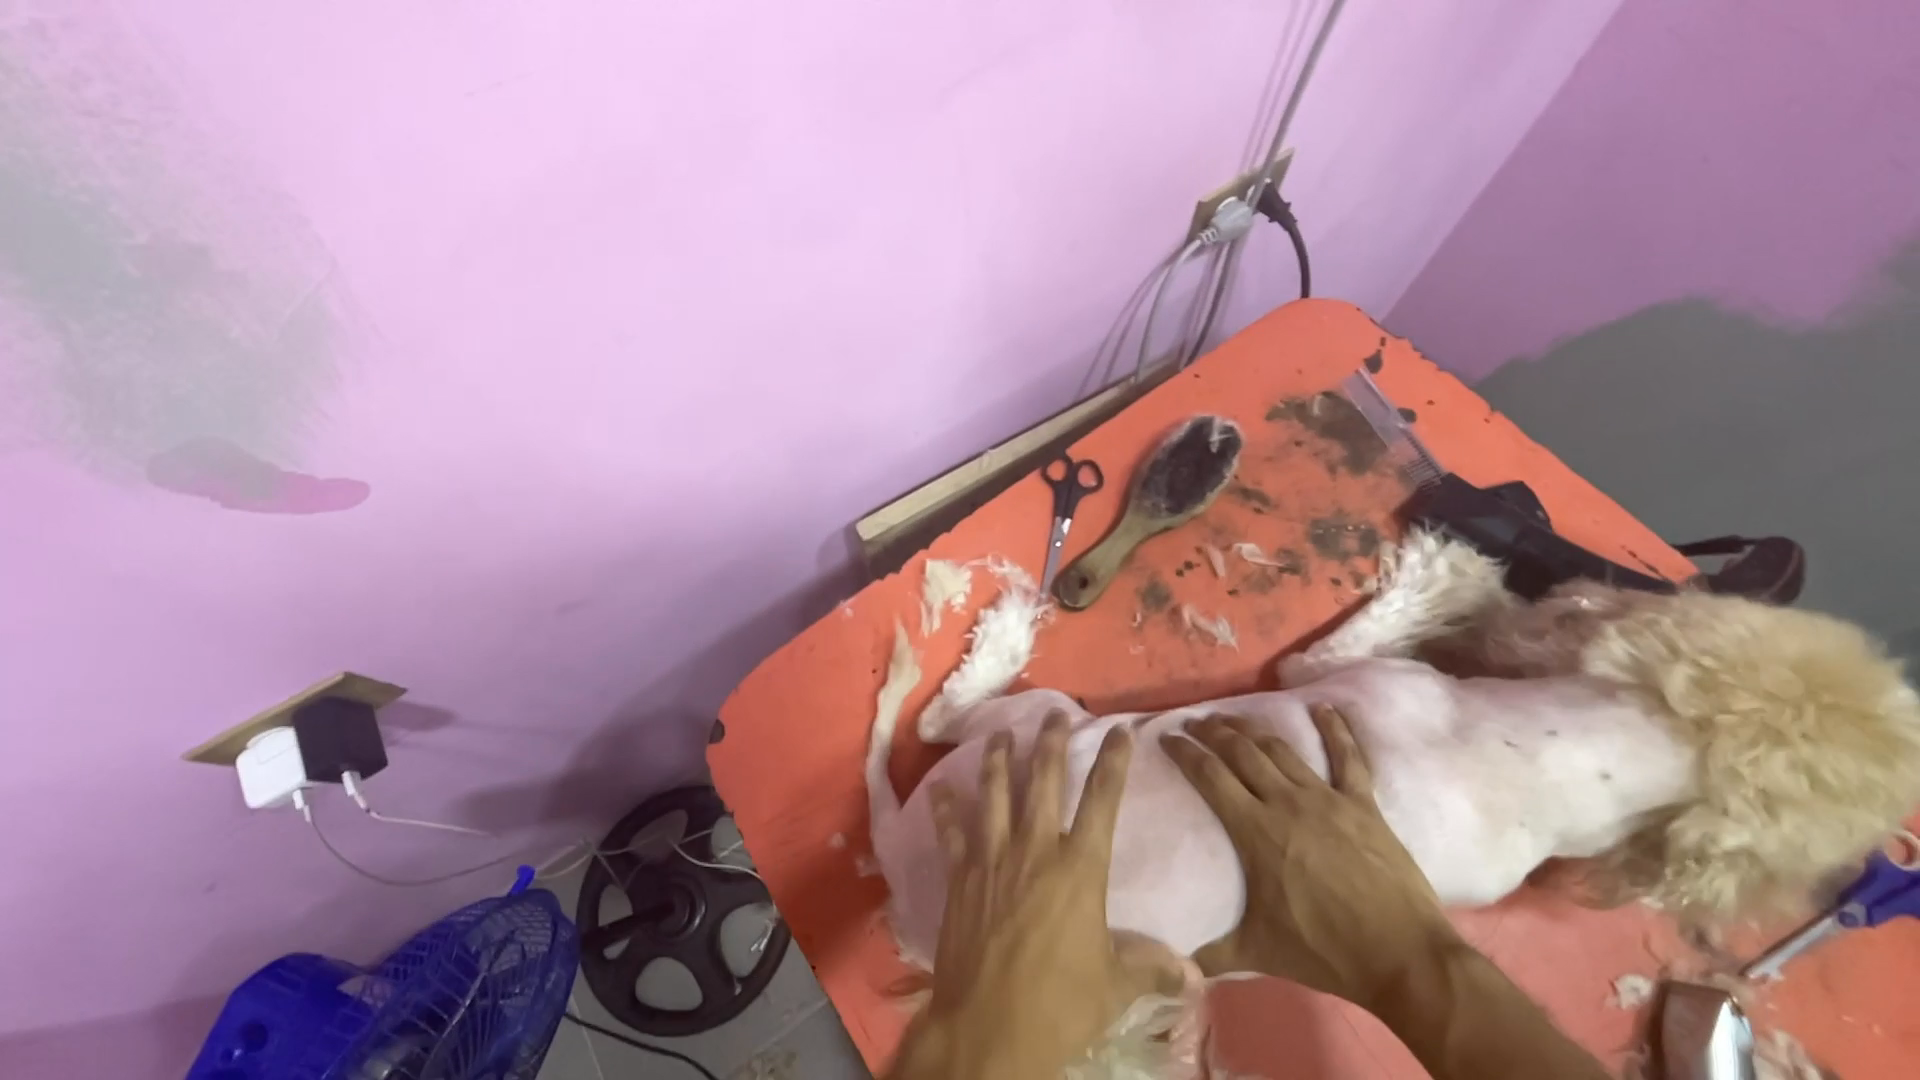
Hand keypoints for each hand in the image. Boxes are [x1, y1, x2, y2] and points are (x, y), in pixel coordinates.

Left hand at [887, 713, 1185, 1079]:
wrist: (991, 1026)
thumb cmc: (1060, 1003)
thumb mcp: (1115, 985)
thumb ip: (1151, 968)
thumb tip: (1195, 974)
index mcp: (1078, 868)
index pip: (1102, 801)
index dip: (1113, 762)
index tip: (1120, 731)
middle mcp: (1035, 850)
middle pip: (1043, 781)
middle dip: (1050, 743)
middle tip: (1053, 714)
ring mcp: (993, 859)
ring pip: (995, 794)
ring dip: (996, 760)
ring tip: (998, 733)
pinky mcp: (962, 876)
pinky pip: (952, 832)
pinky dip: (945, 808)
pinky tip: (939, 786)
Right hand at [1160, 704, 1458, 1011]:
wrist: (1403, 957)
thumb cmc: (1324, 951)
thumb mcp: (1257, 952)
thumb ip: (1211, 953)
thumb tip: (1173, 964)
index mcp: (1255, 830)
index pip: (1210, 777)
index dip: (1185, 753)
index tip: (1167, 736)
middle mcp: (1286, 803)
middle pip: (1242, 753)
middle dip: (1214, 732)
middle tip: (1195, 721)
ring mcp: (1327, 799)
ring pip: (1282, 750)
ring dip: (1253, 729)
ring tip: (1233, 717)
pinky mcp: (1363, 804)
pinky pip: (1348, 757)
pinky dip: (1336, 729)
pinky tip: (1323, 707)